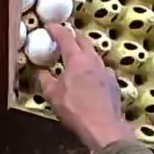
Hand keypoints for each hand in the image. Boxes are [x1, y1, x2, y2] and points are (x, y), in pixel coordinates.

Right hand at [38, 23, 136, 152]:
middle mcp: (93, 60)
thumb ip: (44, 79)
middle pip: (83, 41)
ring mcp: (106, 71)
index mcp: (77, 59)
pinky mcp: (113, 83)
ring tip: (75, 56)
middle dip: (73, 36)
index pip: (65, 37)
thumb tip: (40, 72)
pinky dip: (93, 67)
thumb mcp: (52, 94)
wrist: (103, 127)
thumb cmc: (75, 109)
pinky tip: (89, 76)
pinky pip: (101, 69)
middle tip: (64, 36)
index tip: (49, 26)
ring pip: (94, 54)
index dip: (56, 29)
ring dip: (84, 51)